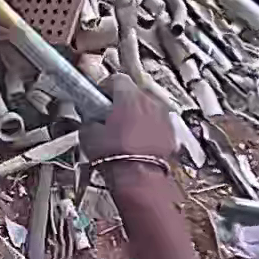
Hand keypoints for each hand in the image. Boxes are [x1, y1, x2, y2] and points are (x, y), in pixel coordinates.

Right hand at [80, 74, 173, 190]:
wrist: (138, 178)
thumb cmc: (115, 156)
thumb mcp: (88, 134)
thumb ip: (89, 119)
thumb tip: (89, 117)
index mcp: (129, 97)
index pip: (116, 79)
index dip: (104, 88)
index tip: (98, 97)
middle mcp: (150, 102)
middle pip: (134, 92)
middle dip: (121, 102)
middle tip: (108, 117)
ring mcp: (163, 117)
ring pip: (146, 108)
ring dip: (135, 115)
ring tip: (121, 132)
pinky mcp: (171, 133)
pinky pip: (157, 124)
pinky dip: (147, 129)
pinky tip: (134, 143)